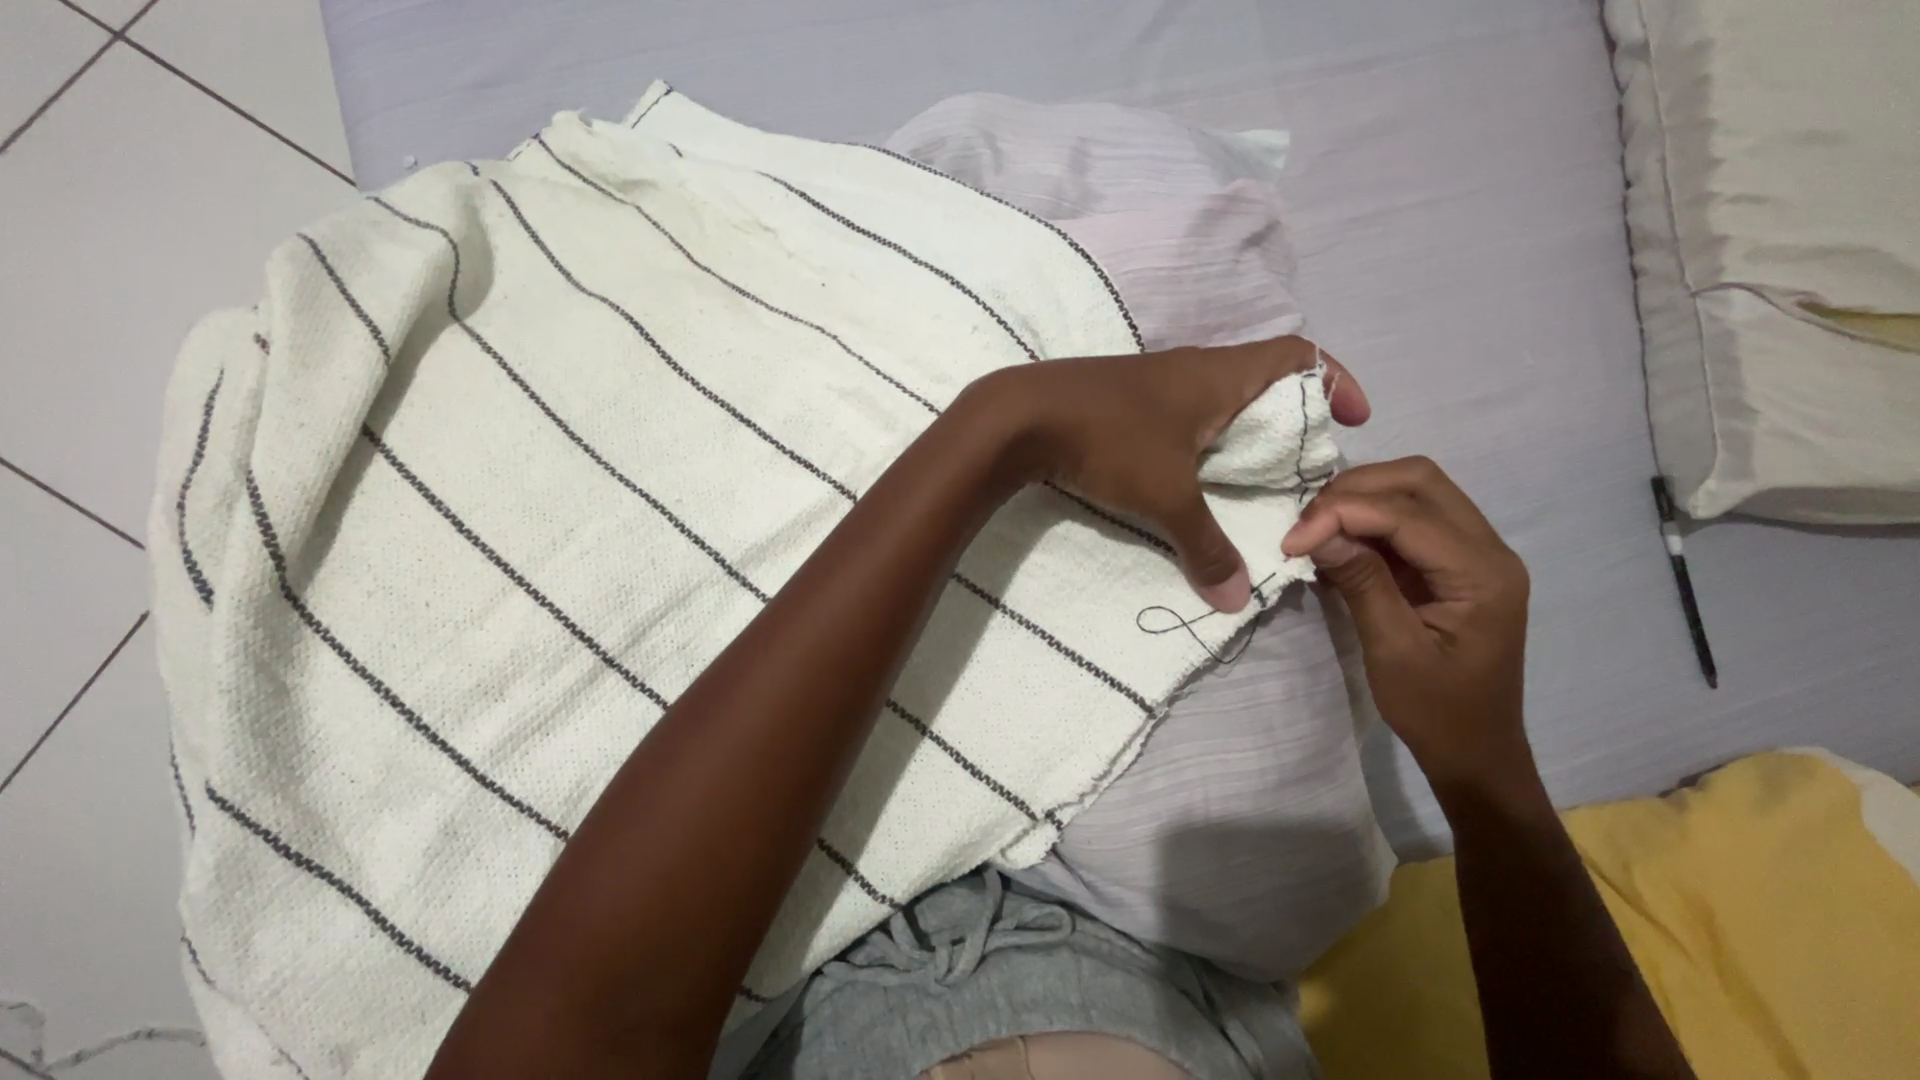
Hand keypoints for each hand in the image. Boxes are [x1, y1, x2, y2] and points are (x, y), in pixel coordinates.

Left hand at [974, 337, 1368, 611]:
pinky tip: (1190, 477)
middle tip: (1300, 466)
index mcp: (1218, 374)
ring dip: (1239, 433)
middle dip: (1288, 418)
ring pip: (1215, 400)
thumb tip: (1237, 598)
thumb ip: (1205, 545)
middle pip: (1260, 380)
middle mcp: (1191, 369)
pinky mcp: (1121, 402)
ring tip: (1250, 480)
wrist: (1017, 418)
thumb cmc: (1108, 439)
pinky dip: (1198, 441)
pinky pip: (1180, 415)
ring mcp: (1152, 383)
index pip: (1296, 354)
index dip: (1334, 378)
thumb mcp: (1164, 496)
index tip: (1351, 418)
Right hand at [1280, 457, 1529, 784]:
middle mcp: (1489, 549)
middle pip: (1420, 480)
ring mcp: (1476, 553)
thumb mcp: (1392, 650)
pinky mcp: (1456, 564)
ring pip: (1417, 491)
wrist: (1475, 750)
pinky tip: (1338, 540)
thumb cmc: (1436, 710)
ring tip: (1316, 528)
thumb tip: (1317, 532)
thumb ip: (1361, 583)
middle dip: (1355, 490)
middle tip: (1305, 524)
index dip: (1343, 513)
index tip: (1290, 540)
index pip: (1407, 514)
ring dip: (1362, 498)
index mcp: (1482, 573)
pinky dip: (1371, 519)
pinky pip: (1413, 518)